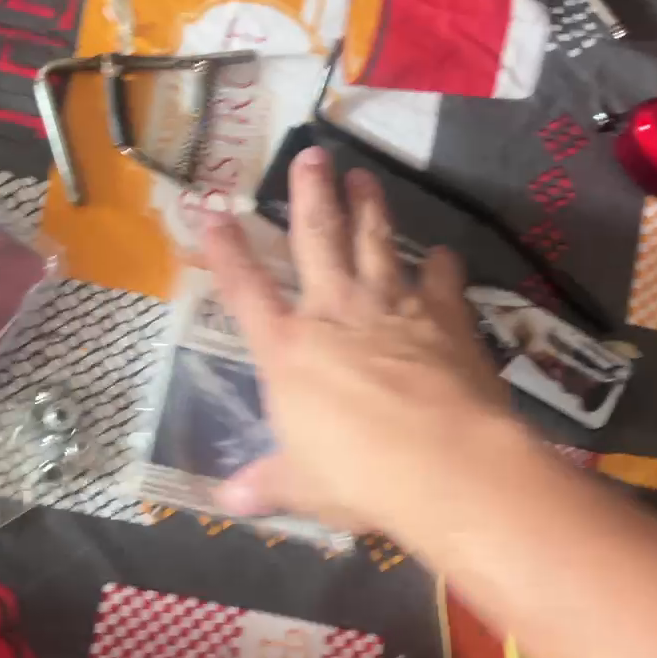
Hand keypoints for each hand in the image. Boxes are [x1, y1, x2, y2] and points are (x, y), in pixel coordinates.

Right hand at [200, 145, 512, 533]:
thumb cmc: (359, 475)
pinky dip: (443, 266)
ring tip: (365, 175)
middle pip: (318, 238)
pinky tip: (445, 254)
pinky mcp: (445, 318)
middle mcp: (336, 313)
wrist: (444, 463)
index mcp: (289, 350)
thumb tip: (226, 504)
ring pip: (376, 242)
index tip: (211, 210)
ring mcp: (393, 307)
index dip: (226, 250)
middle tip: (313, 153)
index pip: (245, 290)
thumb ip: (266, 483)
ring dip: (370, 207)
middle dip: (312, 193)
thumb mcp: (302, 485)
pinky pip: (442, 281)